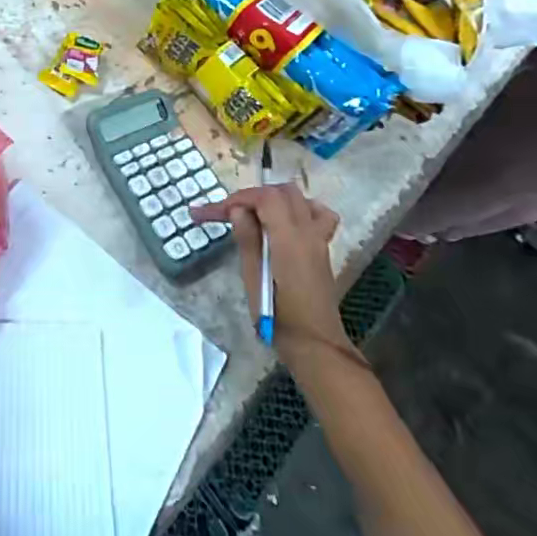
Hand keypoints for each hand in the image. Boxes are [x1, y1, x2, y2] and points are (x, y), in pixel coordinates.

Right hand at [191, 184, 347, 350]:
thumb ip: (247, 239)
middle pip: (282, 193)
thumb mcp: (253, 279)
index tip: (213, 213)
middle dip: (252, 196)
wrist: (314, 343)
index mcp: (289, 239)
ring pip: (300, 198)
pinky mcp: (323, 247)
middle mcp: (308, 232)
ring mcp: (320, 238)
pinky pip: (317, 213)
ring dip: (274, 198)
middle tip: (228, 213)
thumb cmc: (278, 316)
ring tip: (252, 214)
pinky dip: (298, 208)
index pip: (265, 198)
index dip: (238, 198)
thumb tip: (238, 210)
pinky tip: (284, 221)